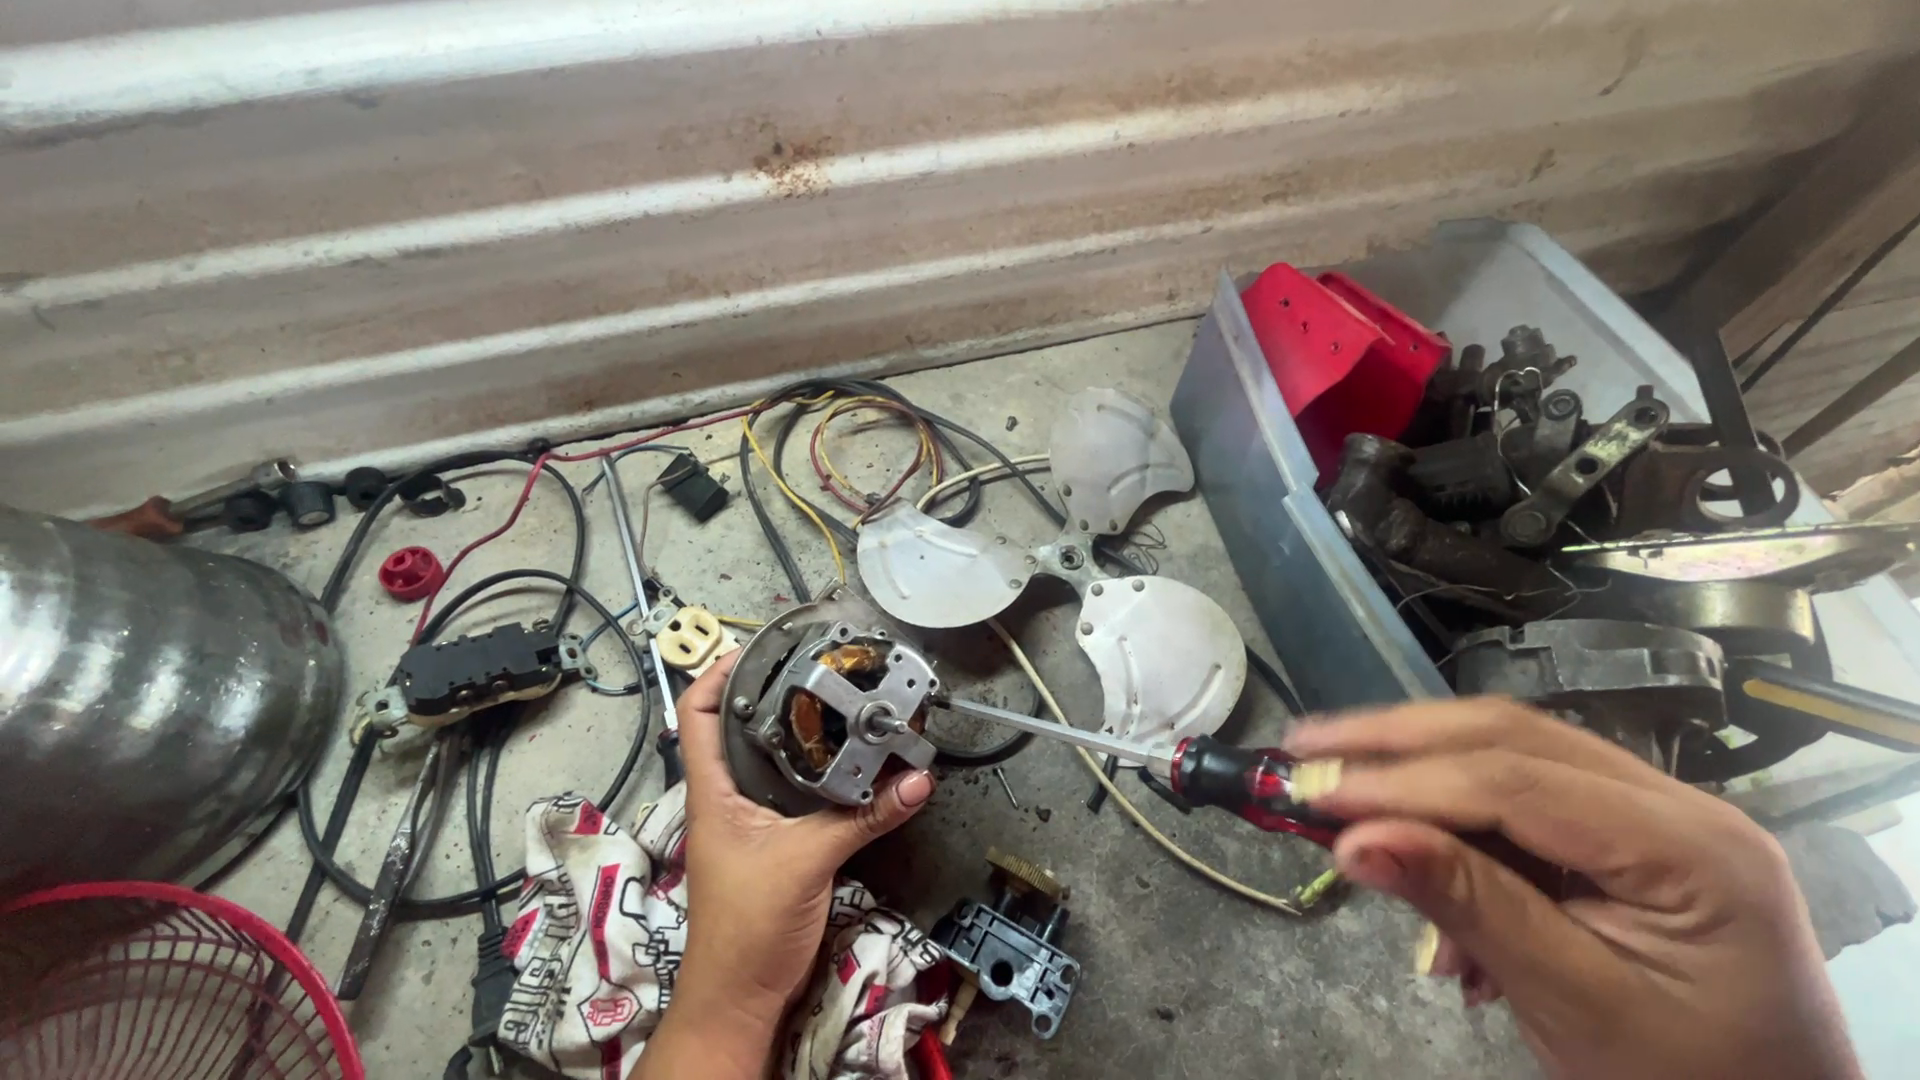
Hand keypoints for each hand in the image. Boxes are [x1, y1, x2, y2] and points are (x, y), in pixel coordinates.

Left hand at [639, 651, 934, 1078]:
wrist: (742, 996)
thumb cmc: (749, 925)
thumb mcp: (805, 861)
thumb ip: (862, 818)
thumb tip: (916, 781)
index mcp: (713, 790)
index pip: (696, 713)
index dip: (719, 672)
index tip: (761, 647)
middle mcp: (727, 796)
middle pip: (737, 726)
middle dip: (772, 692)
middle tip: (816, 666)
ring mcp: (750, 819)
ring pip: (769, 758)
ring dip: (798, 730)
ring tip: (838, 699)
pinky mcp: (776, 840)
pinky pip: (796, 789)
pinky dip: (819, 768)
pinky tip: (851, 759)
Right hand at [1285, 699, 1861, 1079]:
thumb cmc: (1684, 1078)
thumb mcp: (1573, 1002)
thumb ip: (1468, 906)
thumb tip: (1353, 843)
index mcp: (1688, 847)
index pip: (1514, 782)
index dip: (1402, 782)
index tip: (1313, 795)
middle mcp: (1670, 798)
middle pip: (1504, 736)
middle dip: (1392, 740)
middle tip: (1303, 747)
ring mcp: (1643, 803)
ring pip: (1499, 747)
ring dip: (1410, 765)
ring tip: (1333, 779)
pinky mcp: (1611, 821)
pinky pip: (1510, 790)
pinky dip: (1444, 810)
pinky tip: (1406, 849)